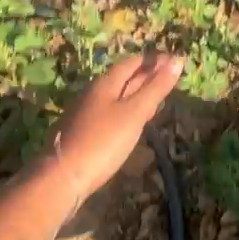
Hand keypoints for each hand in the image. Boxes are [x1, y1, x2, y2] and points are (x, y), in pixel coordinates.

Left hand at [40, 52, 182, 201]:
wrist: (60, 179)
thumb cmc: (102, 141)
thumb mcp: (135, 112)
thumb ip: (157, 87)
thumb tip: (178, 60)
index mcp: (105, 84)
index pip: (133, 62)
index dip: (154, 60)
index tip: (176, 61)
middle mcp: (93, 93)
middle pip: (124, 78)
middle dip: (147, 75)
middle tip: (171, 77)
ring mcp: (86, 113)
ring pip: (117, 96)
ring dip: (139, 93)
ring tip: (159, 97)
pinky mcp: (83, 132)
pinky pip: (111, 112)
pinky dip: (128, 109)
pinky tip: (135, 120)